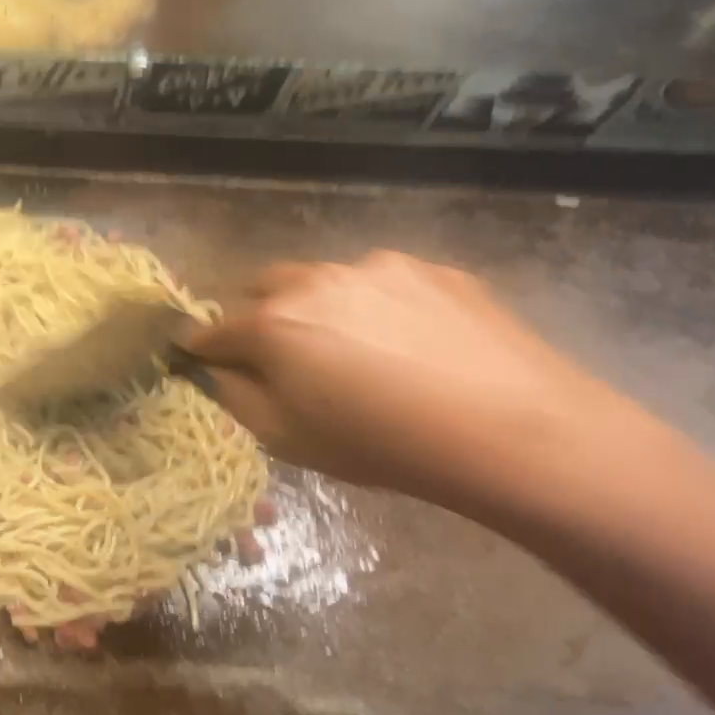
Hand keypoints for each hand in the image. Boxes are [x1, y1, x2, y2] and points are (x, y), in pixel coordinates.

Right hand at [182, 251, 654, 505]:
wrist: (515, 432)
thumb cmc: (380, 445)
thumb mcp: (284, 438)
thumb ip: (234, 395)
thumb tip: (218, 370)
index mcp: (271, 323)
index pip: (211, 329)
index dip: (200, 349)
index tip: (198, 361)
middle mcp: (317, 280)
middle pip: (263, 287)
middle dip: (258, 316)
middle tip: (280, 358)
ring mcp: (381, 269)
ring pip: (324, 280)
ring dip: (318, 307)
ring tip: (353, 351)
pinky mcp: (438, 271)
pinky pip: (383, 283)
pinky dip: (375, 307)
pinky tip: (407, 347)